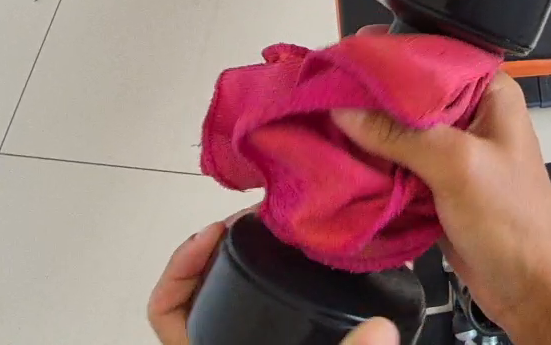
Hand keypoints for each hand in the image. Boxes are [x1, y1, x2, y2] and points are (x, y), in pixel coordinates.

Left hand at [148, 217, 397, 344]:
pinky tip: (317, 277)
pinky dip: (283, 298)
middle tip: (274, 220)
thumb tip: (381, 329)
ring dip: (261, 271)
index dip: (183, 265)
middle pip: (208, 297)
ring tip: (298, 239)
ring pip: (240, 310)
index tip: (218, 232)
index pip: (169, 311)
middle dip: (235, 253)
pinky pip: (267, 322)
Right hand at [334, 73, 550, 344]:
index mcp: (489, 90)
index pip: (435, 55)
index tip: (351, 51)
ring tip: (321, 113)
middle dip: (372, 91)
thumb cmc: (512, 218)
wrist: (530, 286)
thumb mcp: (457, 165)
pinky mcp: (435, 179)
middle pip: (413, 91)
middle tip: (326, 83)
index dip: (394, 51)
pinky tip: (338, 152)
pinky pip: (396, 160)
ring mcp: (452, 146)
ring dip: (367, 127)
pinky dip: (372, 159)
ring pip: (400, 126)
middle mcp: (470, 111)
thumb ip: (401, 135)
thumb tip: (345, 109)